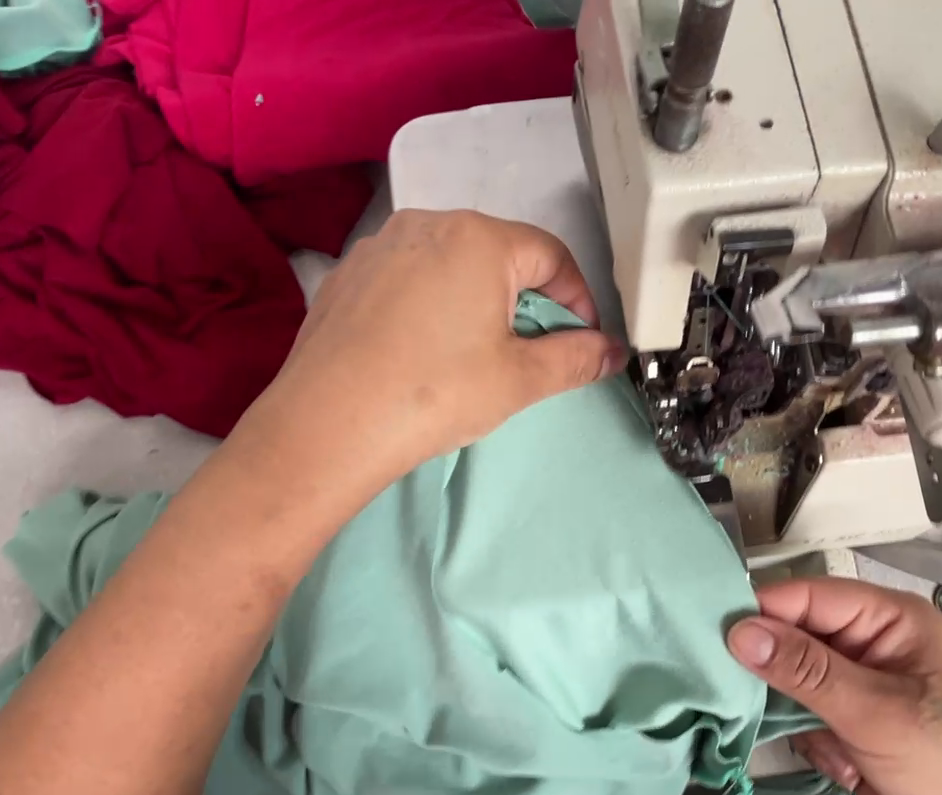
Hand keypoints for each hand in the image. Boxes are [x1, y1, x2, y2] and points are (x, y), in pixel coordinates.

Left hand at [260, 209, 625, 480]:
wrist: (329, 424)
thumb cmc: (435, 394)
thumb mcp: (519, 381)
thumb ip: (574, 359)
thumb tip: (612, 352)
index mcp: (479, 239)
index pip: (551, 255)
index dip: (577, 298)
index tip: (580, 339)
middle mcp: (426, 224)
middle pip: (499, 254)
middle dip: (524, 300)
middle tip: (528, 352)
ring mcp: (378, 247)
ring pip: (448, 265)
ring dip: (475, 301)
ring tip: (471, 356)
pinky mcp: (346, 277)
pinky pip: (405, 280)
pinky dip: (427, 307)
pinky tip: (419, 353)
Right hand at [726, 578, 941, 794]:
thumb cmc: (941, 762)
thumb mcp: (872, 711)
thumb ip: (804, 669)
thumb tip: (738, 632)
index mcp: (887, 617)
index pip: (808, 596)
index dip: (761, 610)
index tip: (713, 633)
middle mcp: (866, 637)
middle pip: (793, 631)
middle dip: (773, 666)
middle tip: (740, 691)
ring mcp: (850, 676)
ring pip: (786, 671)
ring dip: (790, 707)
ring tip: (817, 737)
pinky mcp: (838, 711)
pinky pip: (794, 705)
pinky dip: (802, 731)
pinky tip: (839, 762)